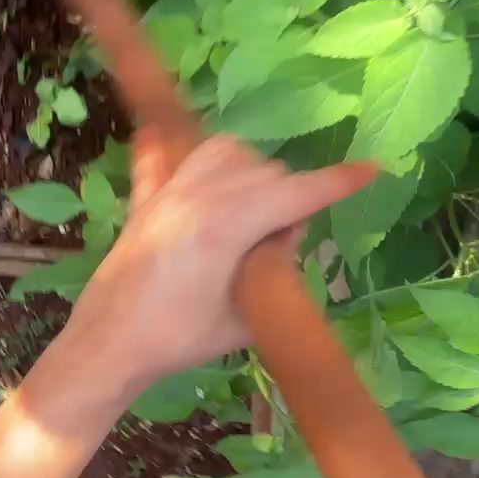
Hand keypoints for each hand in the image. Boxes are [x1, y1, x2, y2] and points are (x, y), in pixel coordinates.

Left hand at [55, 135, 375, 395]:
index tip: (371, 171)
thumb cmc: (176, 340)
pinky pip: (160, 158)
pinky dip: (171, 146)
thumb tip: (285, 235)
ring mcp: (164, 194)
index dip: (338, 183)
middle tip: (279, 242)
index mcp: (225, 225)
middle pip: (265, 171)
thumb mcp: (244, 319)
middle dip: (288, 195)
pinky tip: (163, 133)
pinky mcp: (141, 203)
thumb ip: (276, 271)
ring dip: (248, 169)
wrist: (107, 345)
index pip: (296, 192)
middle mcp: (195, 196)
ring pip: (223, 152)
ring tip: (249, 208)